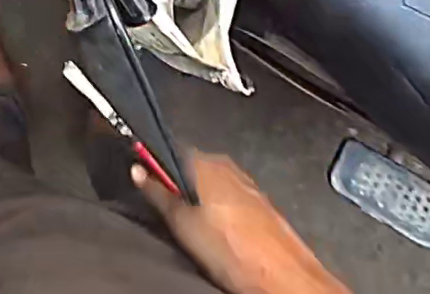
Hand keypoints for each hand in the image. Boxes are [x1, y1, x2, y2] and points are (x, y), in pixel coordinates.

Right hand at [133, 151, 348, 293]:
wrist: (293, 286)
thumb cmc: (233, 252)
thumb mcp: (183, 225)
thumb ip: (157, 193)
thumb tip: (136, 168)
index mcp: (204, 161)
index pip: (168, 150)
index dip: (155, 168)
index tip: (149, 187)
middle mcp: (226, 165)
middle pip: (191, 168)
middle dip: (181, 187)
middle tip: (174, 216)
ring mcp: (249, 185)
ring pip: (213, 186)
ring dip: (203, 202)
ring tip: (201, 233)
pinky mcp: (266, 208)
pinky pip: (233, 201)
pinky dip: (224, 214)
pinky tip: (226, 240)